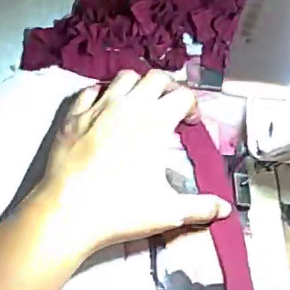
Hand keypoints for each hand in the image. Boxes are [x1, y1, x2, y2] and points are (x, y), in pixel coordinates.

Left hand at [25, 69, 231, 261]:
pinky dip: (102, 94)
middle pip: (156, 77)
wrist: (67, 212)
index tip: (190, 123)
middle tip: (169, 107)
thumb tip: (223, 210)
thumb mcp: (168, 212)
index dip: (193, 106)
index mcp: (155, 122)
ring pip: (123, 78)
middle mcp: (127, 106)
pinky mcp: (72, 117)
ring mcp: (97, 108)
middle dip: (168, 88)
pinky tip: (105, 109)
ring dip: (137, 85)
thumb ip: (200, 207)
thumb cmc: (119, 210)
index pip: (183, 95)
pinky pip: (90, 91)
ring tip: (139, 104)